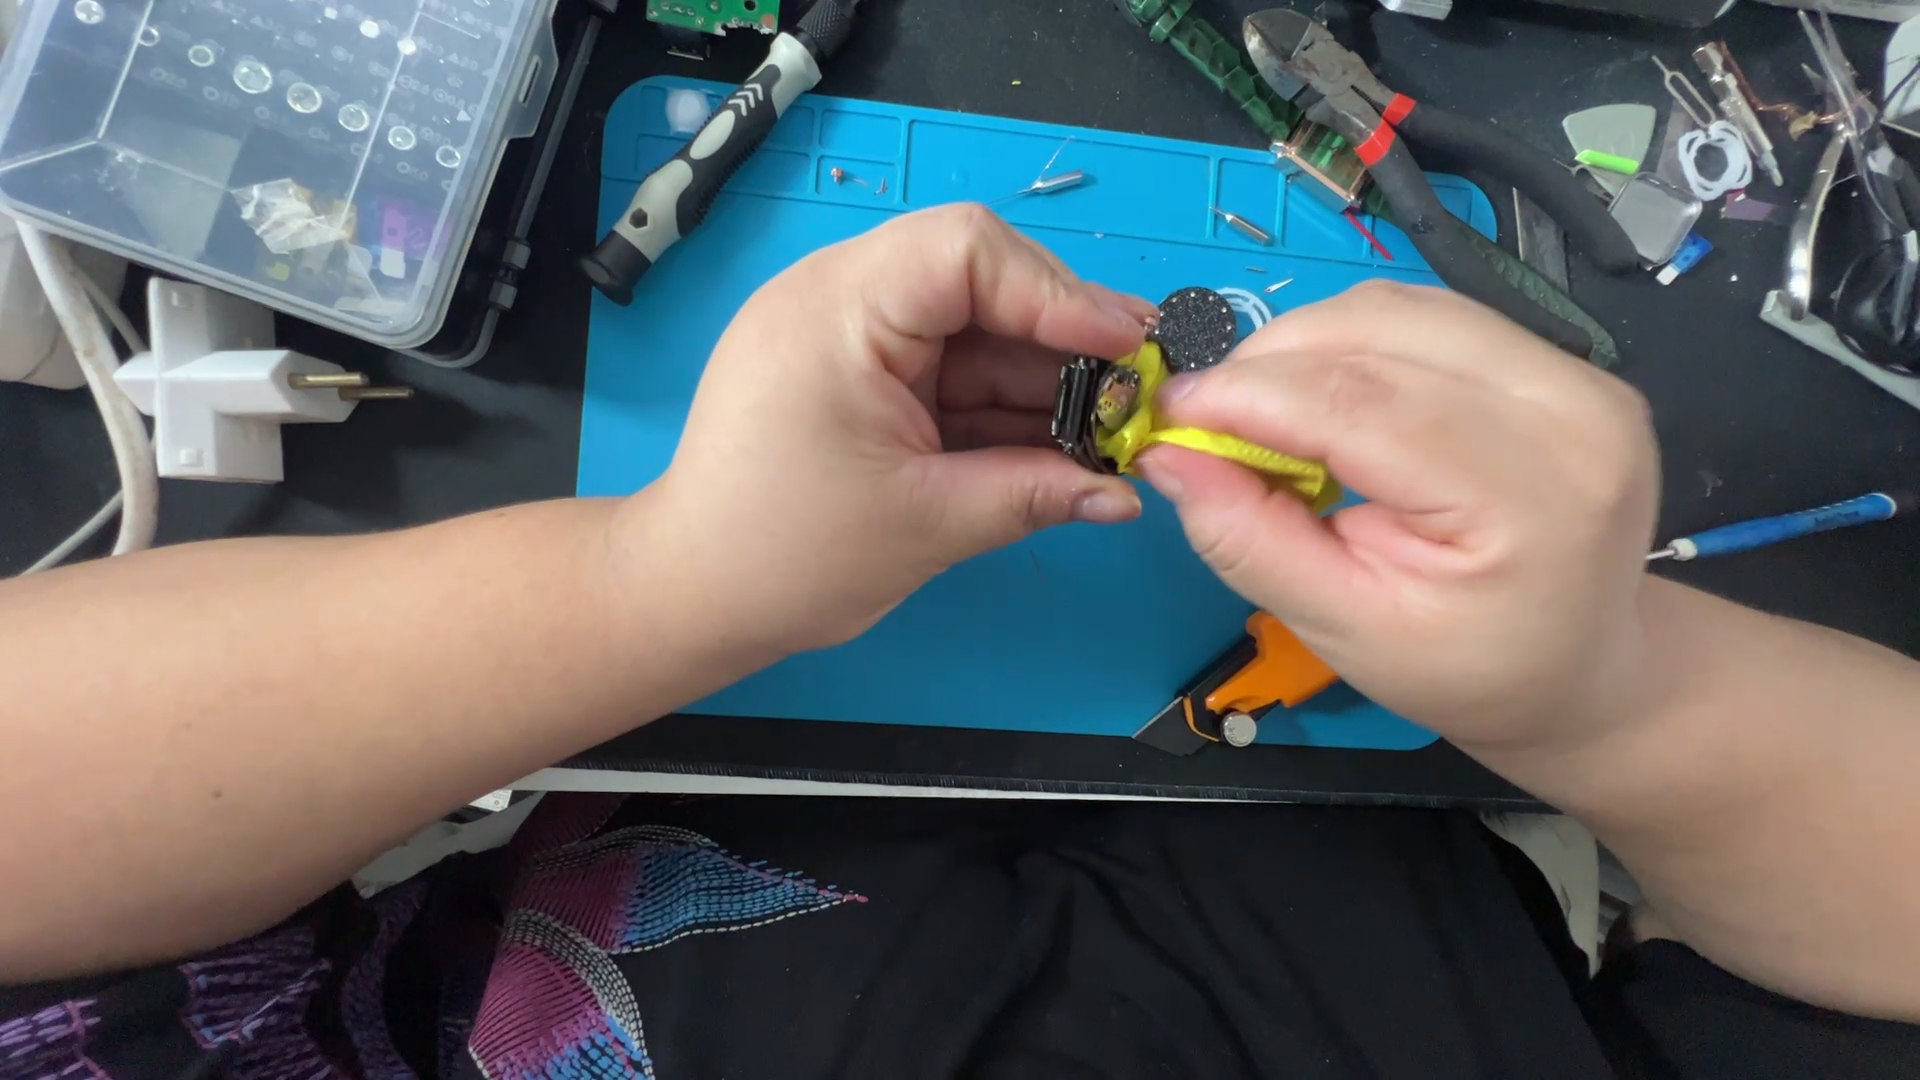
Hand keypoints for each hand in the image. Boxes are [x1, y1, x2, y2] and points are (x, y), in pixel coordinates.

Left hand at [629, 204, 1155, 653]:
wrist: (698, 596)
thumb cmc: (789, 558)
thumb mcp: (927, 523)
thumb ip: (1035, 495)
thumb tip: (1126, 496)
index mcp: (839, 310)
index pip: (965, 250)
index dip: (1058, 290)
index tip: (1125, 347)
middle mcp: (843, 302)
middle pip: (980, 288)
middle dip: (1062, 341)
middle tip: (1135, 389)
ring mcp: (855, 342)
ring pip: (974, 339)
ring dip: (1042, 382)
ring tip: (1111, 426)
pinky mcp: (866, 382)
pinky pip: (951, 379)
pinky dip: (1005, 411)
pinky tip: (1061, 442)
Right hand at [1135, 283, 1659, 747]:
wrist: (1579, 665)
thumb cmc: (1457, 667)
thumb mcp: (1338, 626)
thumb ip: (1247, 540)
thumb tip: (1167, 457)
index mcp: (1528, 496)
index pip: (1361, 405)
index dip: (1246, 397)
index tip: (1167, 414)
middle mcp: (1568, 408)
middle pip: (1377, 331)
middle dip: (1263, 362)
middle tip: (1204, 418)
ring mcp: (1571, 372)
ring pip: (1392, 308)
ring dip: (1297, 345)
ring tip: (1256, 409)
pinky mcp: (1551, 360)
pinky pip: (1417, 316)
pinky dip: (1338, 343)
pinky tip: (1312, 396)